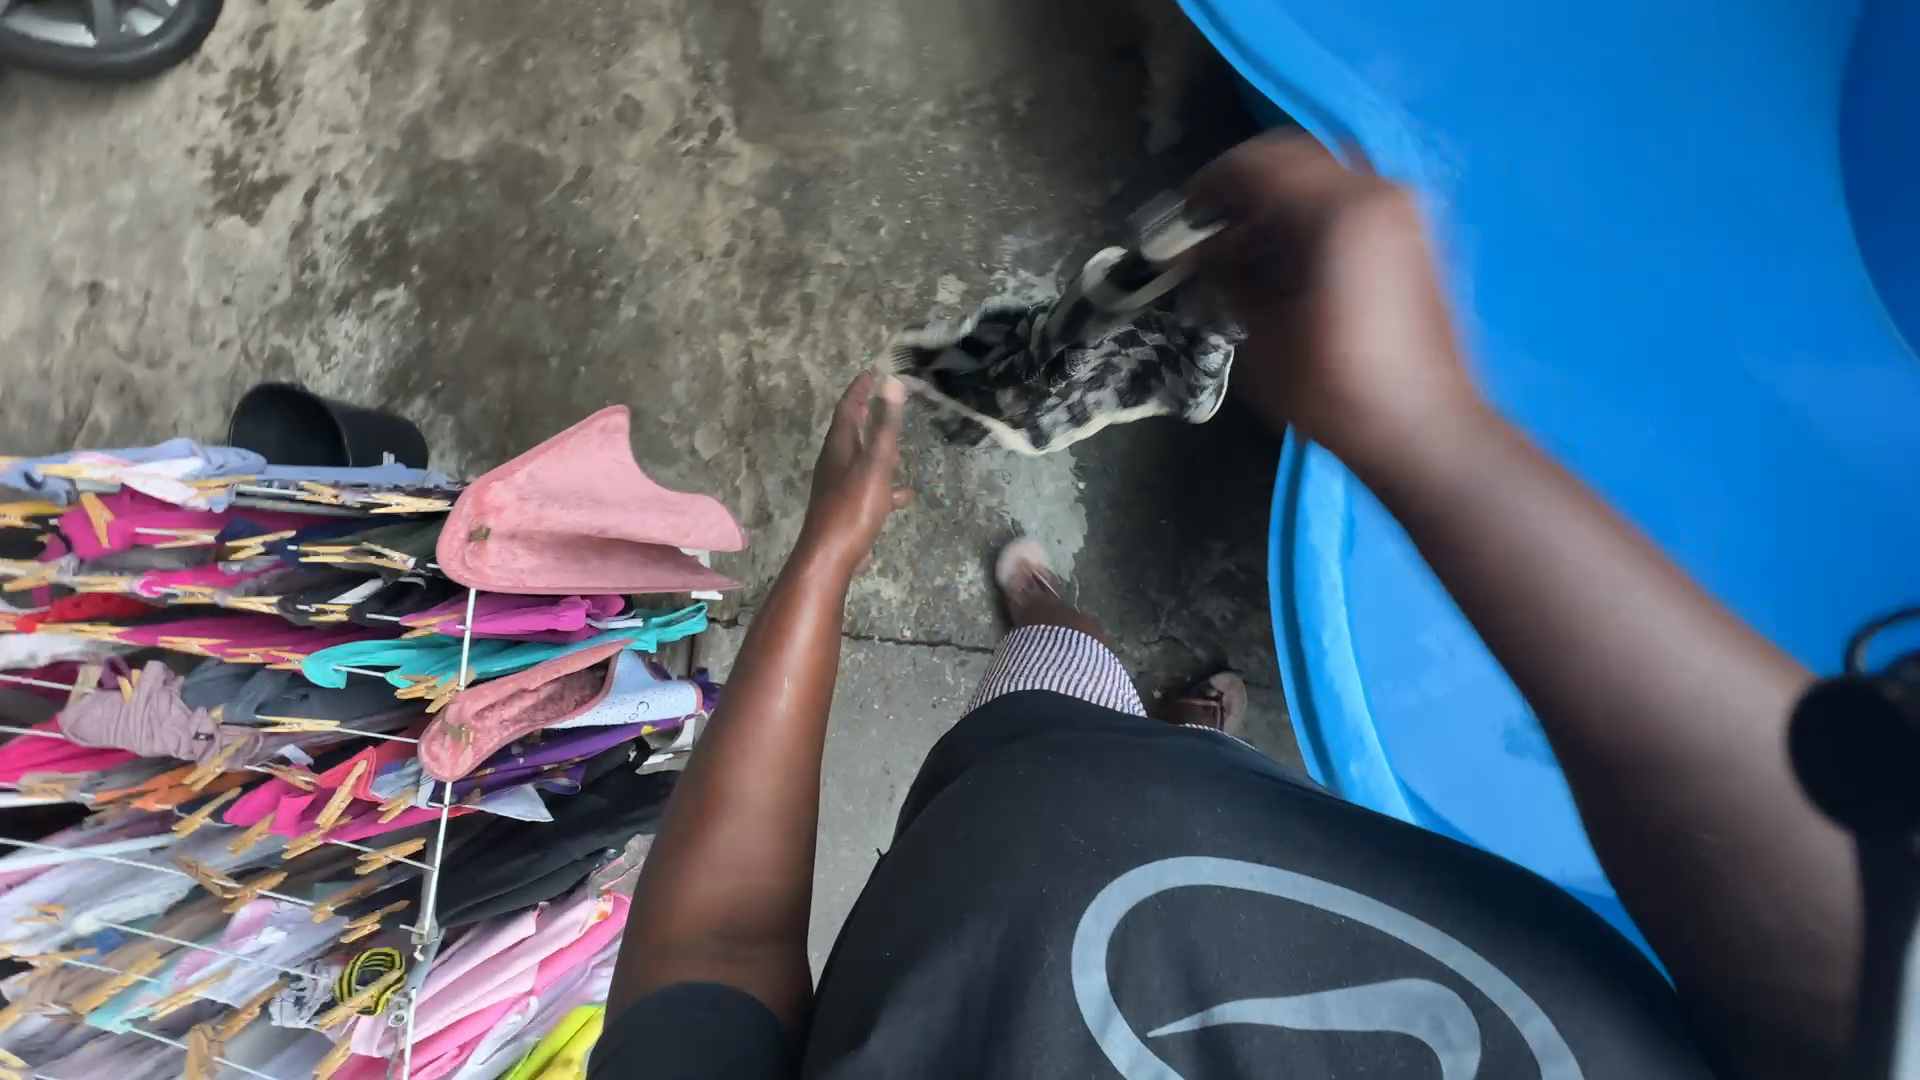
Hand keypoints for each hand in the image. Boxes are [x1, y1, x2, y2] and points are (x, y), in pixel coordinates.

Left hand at [796, 372, 913, 577]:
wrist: (832, 555)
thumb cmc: (853, 506)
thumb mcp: (875, 464)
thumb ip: (885, 426)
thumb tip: (891, 384)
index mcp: (840, 447)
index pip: (848, 408)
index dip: (859, 390)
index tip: (871, 373)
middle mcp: (836, 463)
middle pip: (852, 433)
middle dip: (868, 417)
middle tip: (884, 405)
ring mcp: (841, 487)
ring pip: (862, 462)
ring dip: (880, 452)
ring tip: (900, 450)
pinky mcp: (849, 510)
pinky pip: (871, 490)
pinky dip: (886, 487)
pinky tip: (904, 495)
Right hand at [1189, 133, 1484, 471]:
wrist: (1420, 427)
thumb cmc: (1331, 390)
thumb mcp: (1262, 336)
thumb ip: (1228, 279)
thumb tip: (1199, 255)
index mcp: (1338, 212)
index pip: (1259, 166)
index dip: (1210, 186)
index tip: (1181, 216)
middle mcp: (1378, 194)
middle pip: (1295, 161)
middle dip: (1243, 191)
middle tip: (1208, 230)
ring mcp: (1403, 213)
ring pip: (1324, 180)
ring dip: (1276, 205)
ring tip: (1241, 253)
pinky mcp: (1413, 238)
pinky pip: (1350, 204)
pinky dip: (1309, 219)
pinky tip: (1283, 265)